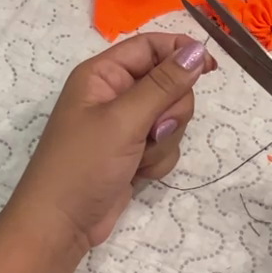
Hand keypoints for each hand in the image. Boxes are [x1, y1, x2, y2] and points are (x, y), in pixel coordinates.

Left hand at [8, 32, 215, 250]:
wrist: (62, 225)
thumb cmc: (83, 165)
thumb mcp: (124, 120)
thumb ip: (163, 85)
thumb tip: (195, 51)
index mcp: (102, 75)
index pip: (150, 47)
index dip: (181, 52)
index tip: (209, 68)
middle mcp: (114, 95)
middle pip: (169, 84)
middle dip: (170, 111)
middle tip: (154, 131)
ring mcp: (125, 126)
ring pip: (172, 118)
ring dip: (164, 141)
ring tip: (138, 158)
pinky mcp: (134, 153)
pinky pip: (165, 145)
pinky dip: (158, 161)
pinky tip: (138, 175)